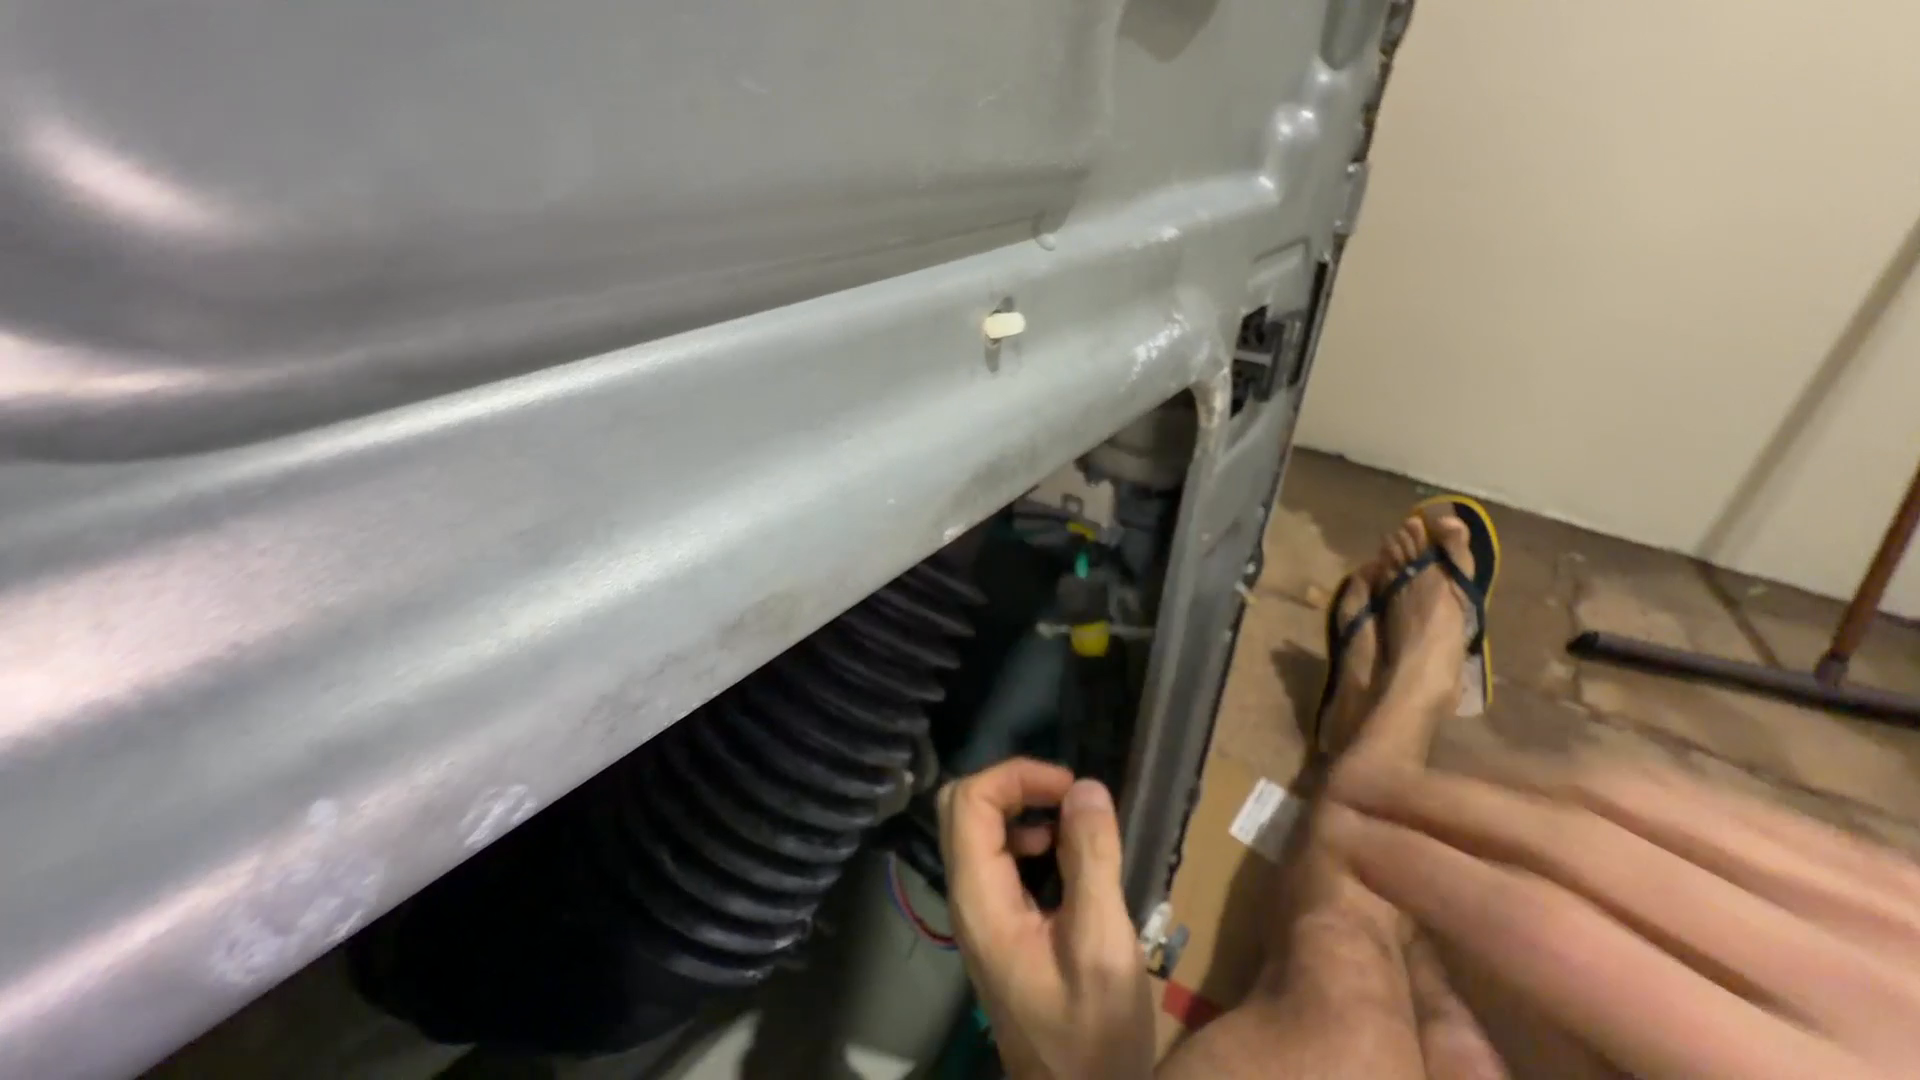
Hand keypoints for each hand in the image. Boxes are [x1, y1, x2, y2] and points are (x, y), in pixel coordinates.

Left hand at [937, 758, 1153, 1079]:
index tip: (1070, 786)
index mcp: (980, 900)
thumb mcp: (1102, 946)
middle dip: (1015, 785)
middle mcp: (967, 899)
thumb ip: (1091, 861)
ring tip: (1074, 822)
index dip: (1016, 776)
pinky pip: (998, 859)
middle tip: (1068, 795)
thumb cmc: (1092, 1034)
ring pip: (977, 831)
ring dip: (1022, 809)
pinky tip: (1065, 856)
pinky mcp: (998, 924)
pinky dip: (1028, 838)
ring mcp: (979, 912)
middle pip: (963, 808)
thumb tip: (1084, 787)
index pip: (968, 801)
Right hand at [1325, 760, 1919, 1078]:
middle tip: (1363, 788)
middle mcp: (1841, 981)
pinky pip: (1720, 799)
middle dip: (1448, 807)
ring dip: (1514, 778)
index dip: (1432, 876)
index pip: (1550, 936)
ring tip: (1438, 777)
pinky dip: (1610, 780)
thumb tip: (1447, 976)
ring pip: (1645, 798)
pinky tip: (1555, 783)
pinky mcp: (1906, 878)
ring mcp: (1890, 914)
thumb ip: (1559, 1069)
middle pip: (1584, 844)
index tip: (1350, 844)